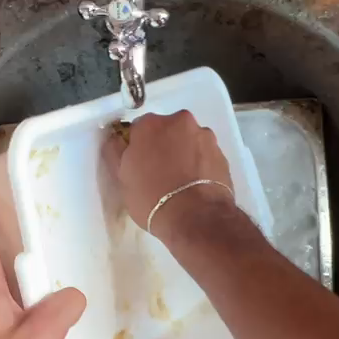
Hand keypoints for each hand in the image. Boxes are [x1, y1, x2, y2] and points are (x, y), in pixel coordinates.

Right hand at [103, 110, 236, 242]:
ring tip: (180, 183)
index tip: (138, 166)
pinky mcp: (222, 154)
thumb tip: (116, 138)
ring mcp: (204, 136)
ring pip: (187, 142)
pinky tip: (194, 186)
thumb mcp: (121, 177)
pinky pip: (204, 155)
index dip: (137, 148)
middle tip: (159, 174)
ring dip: (182, 155)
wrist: (196, 217)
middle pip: (166, 131)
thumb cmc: (151, 197)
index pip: (138, 129)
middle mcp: (180, 121)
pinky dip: (199, 166)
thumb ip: (116, 151)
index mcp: (150, 124)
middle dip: (162, 147)